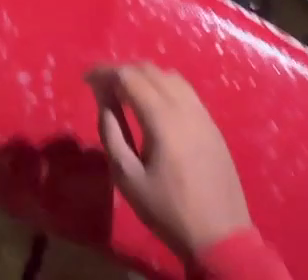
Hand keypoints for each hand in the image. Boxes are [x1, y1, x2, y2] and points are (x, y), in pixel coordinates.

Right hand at [87, 63, 251, 265]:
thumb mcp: (127, 177)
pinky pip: (185, 90)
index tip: (87, 80)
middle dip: (122, 71)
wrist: (221, 238)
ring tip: (125, 92)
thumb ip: (111, 132)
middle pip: (149, 70)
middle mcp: (184, 108)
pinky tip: (153, 103)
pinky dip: (163, 85)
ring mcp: (202, 115)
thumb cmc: (168, 210)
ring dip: (143, 75)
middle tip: (102, 86)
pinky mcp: (212, 125)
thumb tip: (103, 100)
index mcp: (162, 119)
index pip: (129, 76)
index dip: (105, 72)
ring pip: (169, 76)